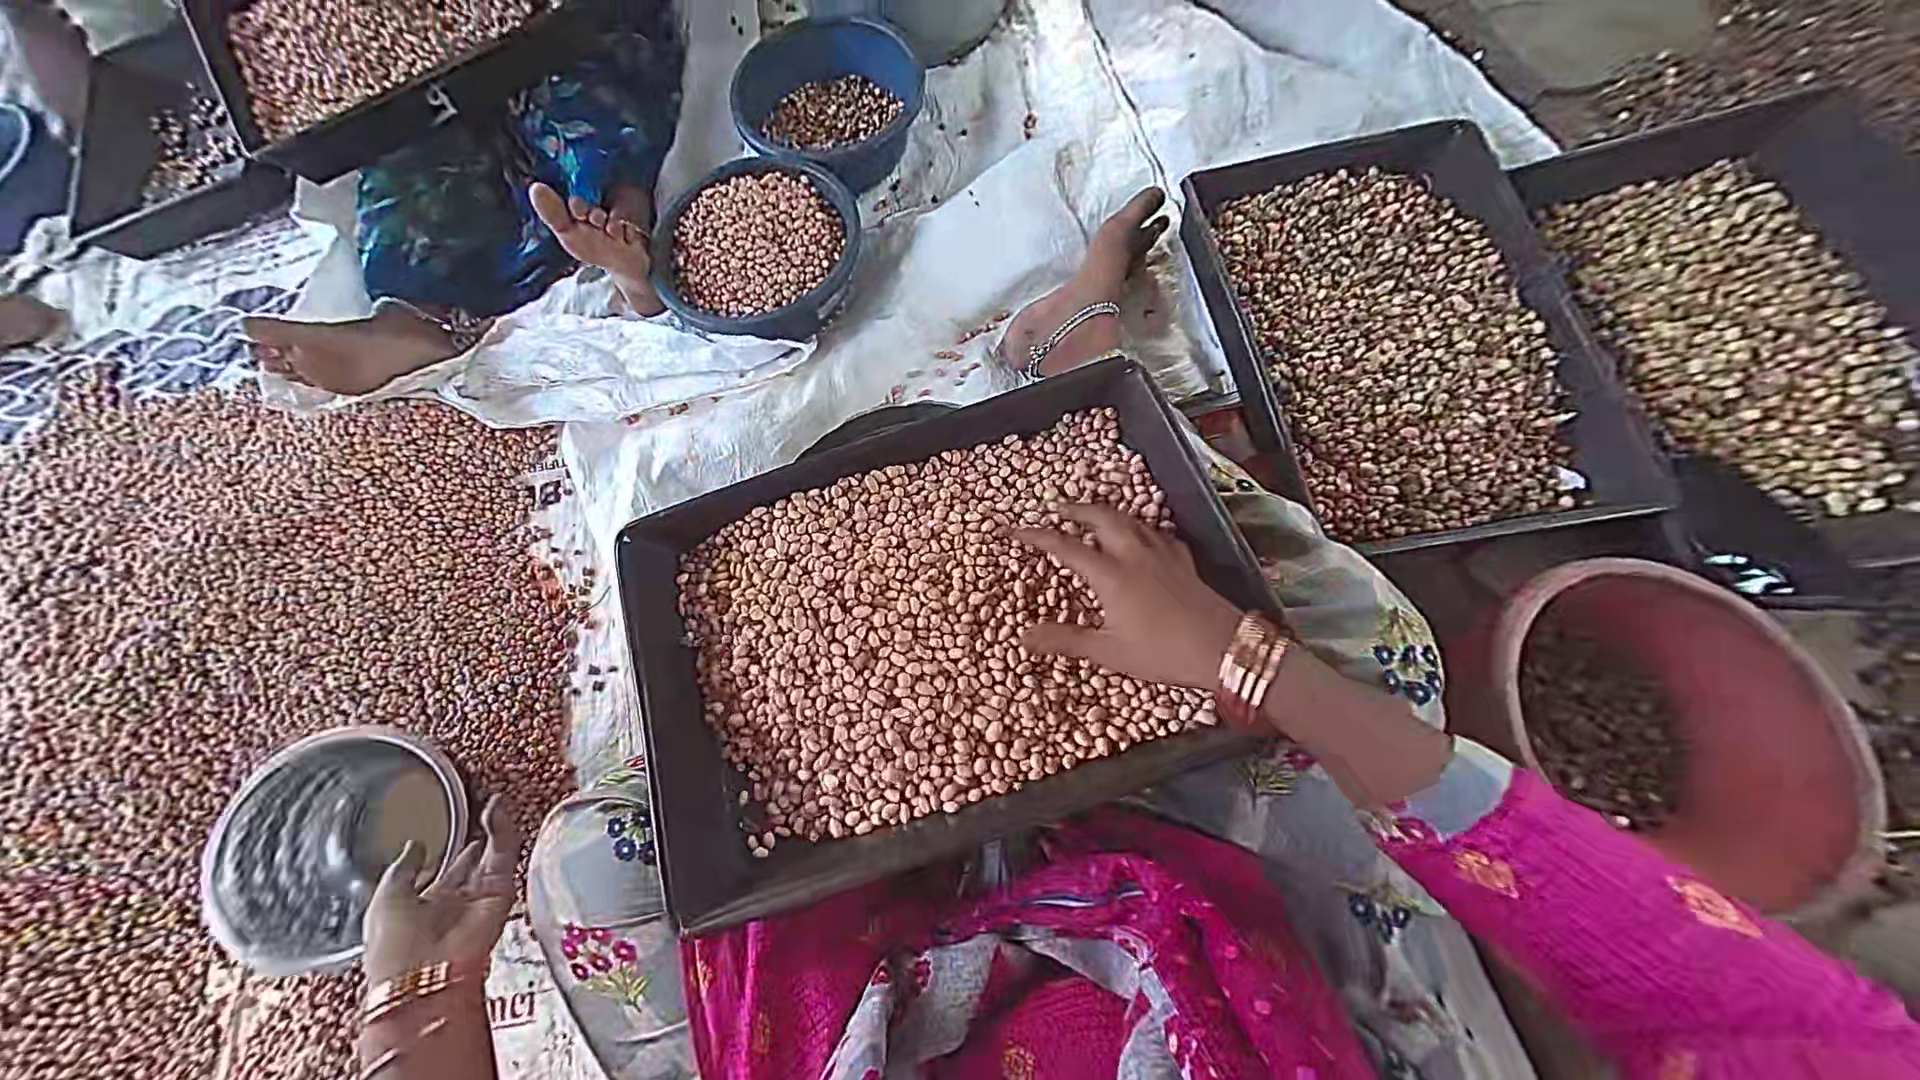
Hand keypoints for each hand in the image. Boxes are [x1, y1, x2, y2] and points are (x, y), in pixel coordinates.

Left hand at [362, 795, 521, 984]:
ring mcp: (483, 894)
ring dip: (496, 827)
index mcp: (430, 903)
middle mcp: (460, 898)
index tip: (461, 823)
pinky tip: (497, 812)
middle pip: (477, 859)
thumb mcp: (385, 901)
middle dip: (482, 835)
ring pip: (495, 853)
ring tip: (495, 802)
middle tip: (487, 808)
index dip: (456, 846)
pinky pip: (505, 855)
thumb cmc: (394, 946)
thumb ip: (402, 869)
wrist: (422, 974)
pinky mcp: (502, 890)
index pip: (449, 868)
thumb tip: (413, 844)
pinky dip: (504, 832)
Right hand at [1013, 504, 1245, 688]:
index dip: (1038, 536)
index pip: (1066, 547)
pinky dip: (1141, 529)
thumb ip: (1065, 640)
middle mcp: (1134, 555)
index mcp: (1111, 575)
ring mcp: (1162, 554)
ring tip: (1094, 516)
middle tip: (1059, 509)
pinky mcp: (1183, 561)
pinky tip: (1142, 537)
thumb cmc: (1163, 653)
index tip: (1017, 529)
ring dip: (1107, 513)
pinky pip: (1157, 533)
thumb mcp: (1109, 652)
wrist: (1224, 649)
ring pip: (1130, 520)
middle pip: (1101, 518)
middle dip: (1077, 509)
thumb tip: (1024, 637)